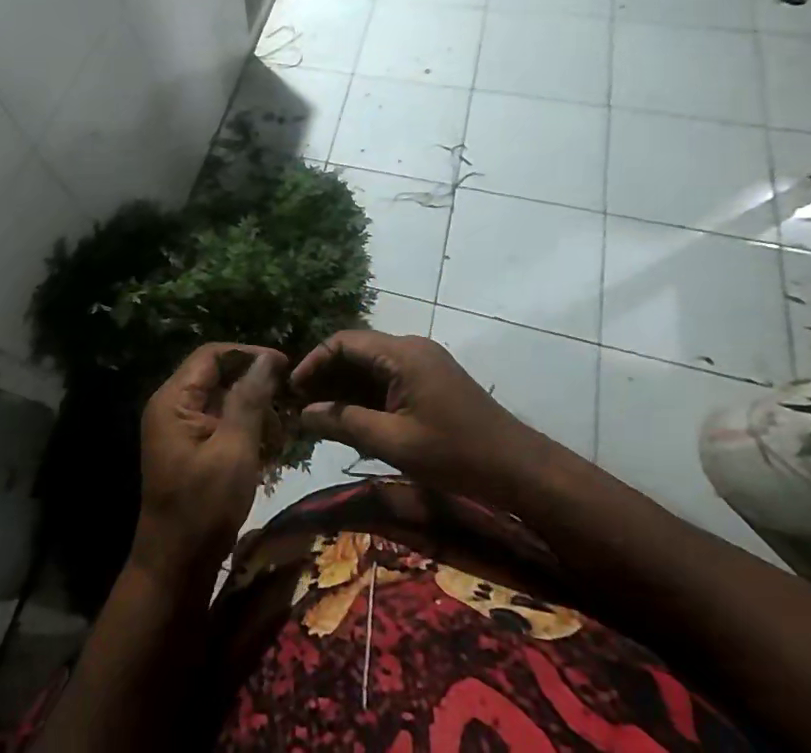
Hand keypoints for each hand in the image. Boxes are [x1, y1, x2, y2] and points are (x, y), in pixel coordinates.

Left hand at [132, 343, 287, 583]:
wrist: (176, 564)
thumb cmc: (205, 505)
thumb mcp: (234, 448)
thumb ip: (250, 399)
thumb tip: (268, 359)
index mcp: (173, 400)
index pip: (212, 355)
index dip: (249, 355)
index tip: (286, 368)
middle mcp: (171, 407)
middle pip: (216, 376)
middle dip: (254, 386)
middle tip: (288, 404)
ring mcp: (178, 429)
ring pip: (221, 401)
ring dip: (253, 411)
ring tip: (280, 434)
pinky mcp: (188, 449)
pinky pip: (218, 425)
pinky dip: (243, 430)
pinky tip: (267, 450)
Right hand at [292, 330, 546, 502]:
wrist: (518, 469)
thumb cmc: (455, 454)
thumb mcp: (392, 442)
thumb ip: (343, 423)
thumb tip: (302, 414)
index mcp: (402, 354)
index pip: (343, 342)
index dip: (312, 362)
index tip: (292, 390)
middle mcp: (411, 348)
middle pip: (355, 351)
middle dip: (325, 377)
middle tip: (301, 407)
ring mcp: (423, 363)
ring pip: (370, 367)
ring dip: (343, 388)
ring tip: (319, 417)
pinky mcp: (430, 381)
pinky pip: (387, 379)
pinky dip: (365, 396)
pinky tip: (351, 421)